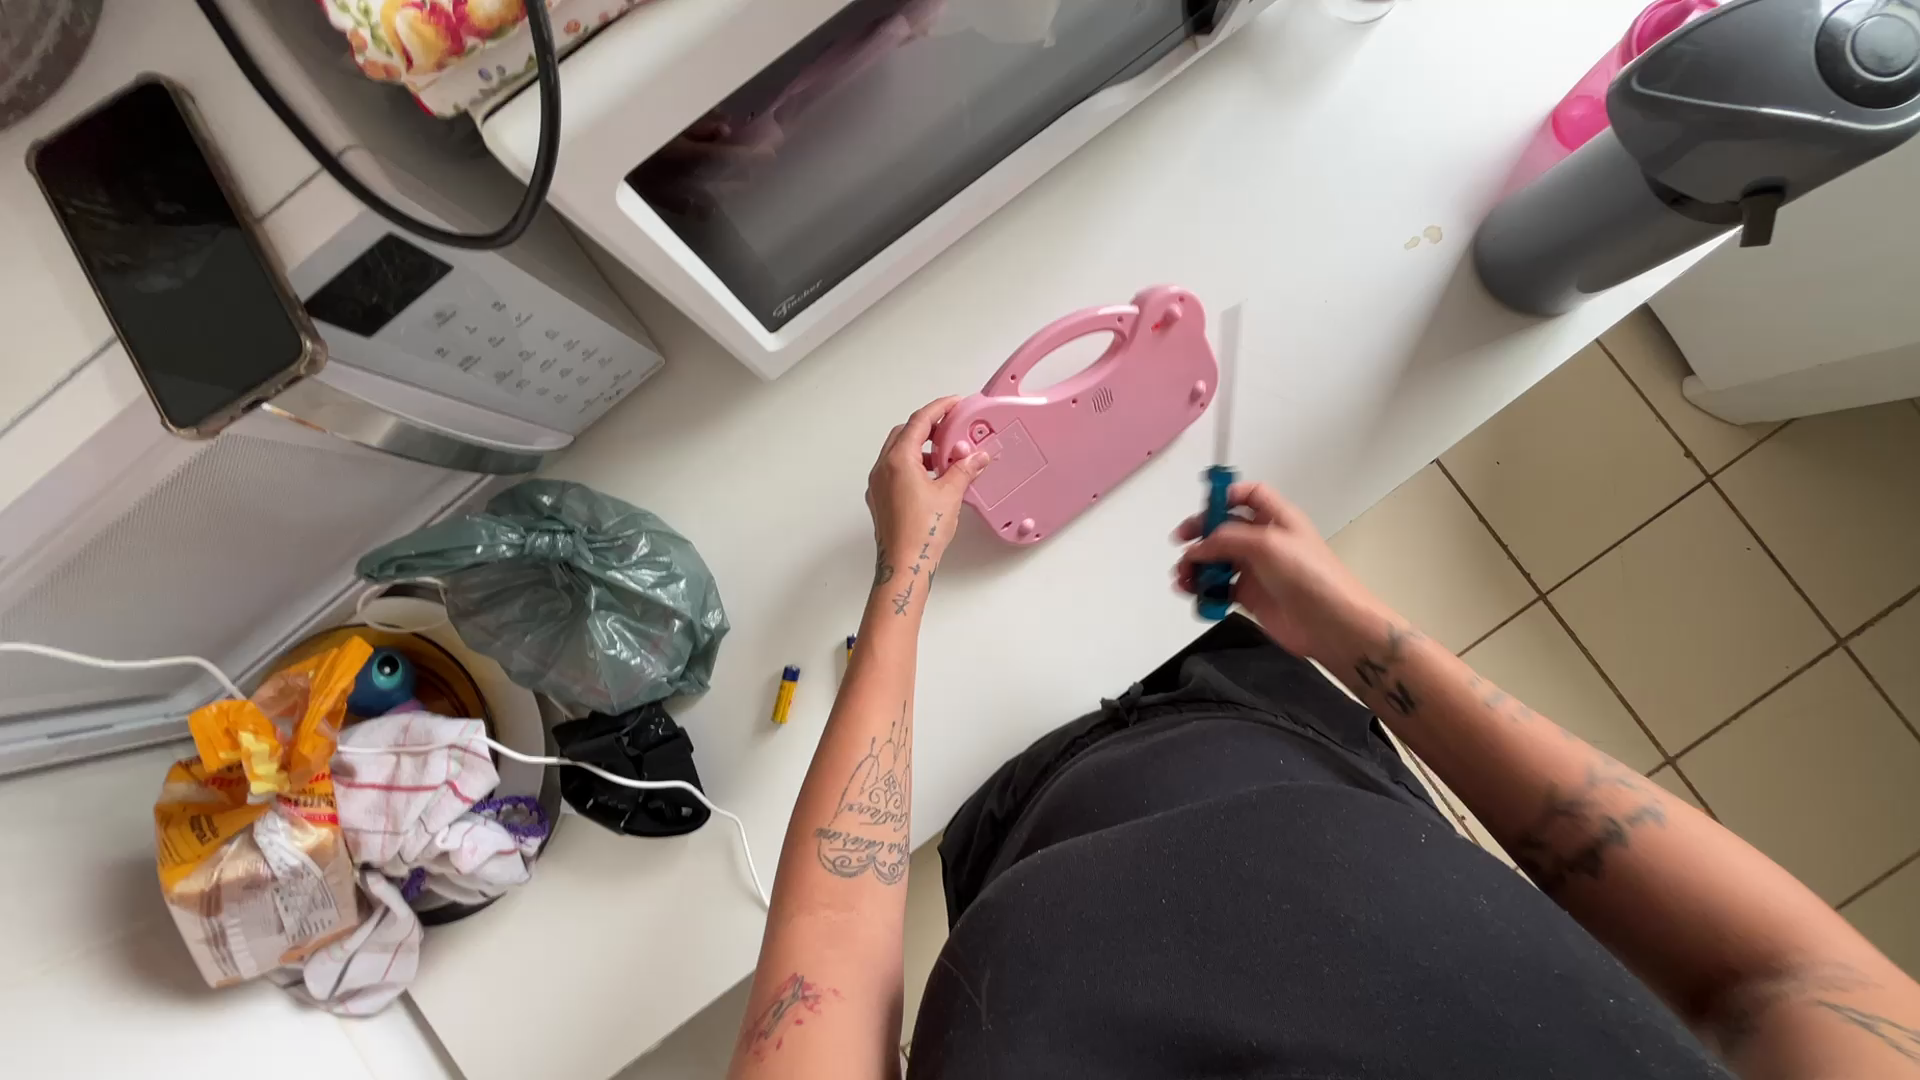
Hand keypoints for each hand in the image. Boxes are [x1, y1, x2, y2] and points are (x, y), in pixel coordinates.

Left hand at [866, 397, 990, 600]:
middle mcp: (882, 469)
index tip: (953, 403)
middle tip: (951, 427)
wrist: (903, 565)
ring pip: (897, 453)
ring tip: (944, 455)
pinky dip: (911, 465)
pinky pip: (894, 471)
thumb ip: (965, 469)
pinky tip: (931, 477)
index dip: (938, 408)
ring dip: (919, 448)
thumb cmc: (921, 533)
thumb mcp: (951, 494)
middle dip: (928, 427)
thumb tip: (978, 457)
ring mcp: (877, 485)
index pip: (918, 422)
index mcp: (898, 461)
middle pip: (904, 433)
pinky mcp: (879, 499)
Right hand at [1174, 482, 1394, 661]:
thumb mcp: (1267, 544)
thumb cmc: (1312, 577)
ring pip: (1216, 560)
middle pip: (1223, 528)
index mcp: (1277, 519)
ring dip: (1196, 565)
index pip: (1249, 496)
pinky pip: (1218, 588)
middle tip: (1181, 543)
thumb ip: (1226, 539)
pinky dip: (1202, 590)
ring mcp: (1256, 569)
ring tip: (1183, 577)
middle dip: (1199, 534)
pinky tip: (1192, 593)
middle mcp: (1265, 541)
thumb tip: (1198, 547)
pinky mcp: (1250, 595)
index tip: (1203, 507)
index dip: (1226, 495)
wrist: (1331, 624)